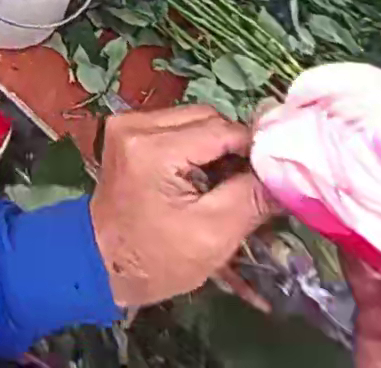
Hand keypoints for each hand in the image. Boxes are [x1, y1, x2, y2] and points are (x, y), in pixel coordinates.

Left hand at [90, 105, 274, 307]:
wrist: (99, 263)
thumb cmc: (155, 258)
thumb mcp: (211, 236)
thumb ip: (249, 198)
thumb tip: (281, 173)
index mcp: (154, 147)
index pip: (219, 129)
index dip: (250, 148)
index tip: (270, 172)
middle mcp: (137, 123)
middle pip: (205, 116)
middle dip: (231, 145)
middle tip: (247, 179)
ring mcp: (128, 122)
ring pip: (191, 117)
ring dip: (213, 143)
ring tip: (223, 178)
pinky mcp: (127, 128)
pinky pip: (174, 124)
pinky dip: (193, 143)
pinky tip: (199, 171)